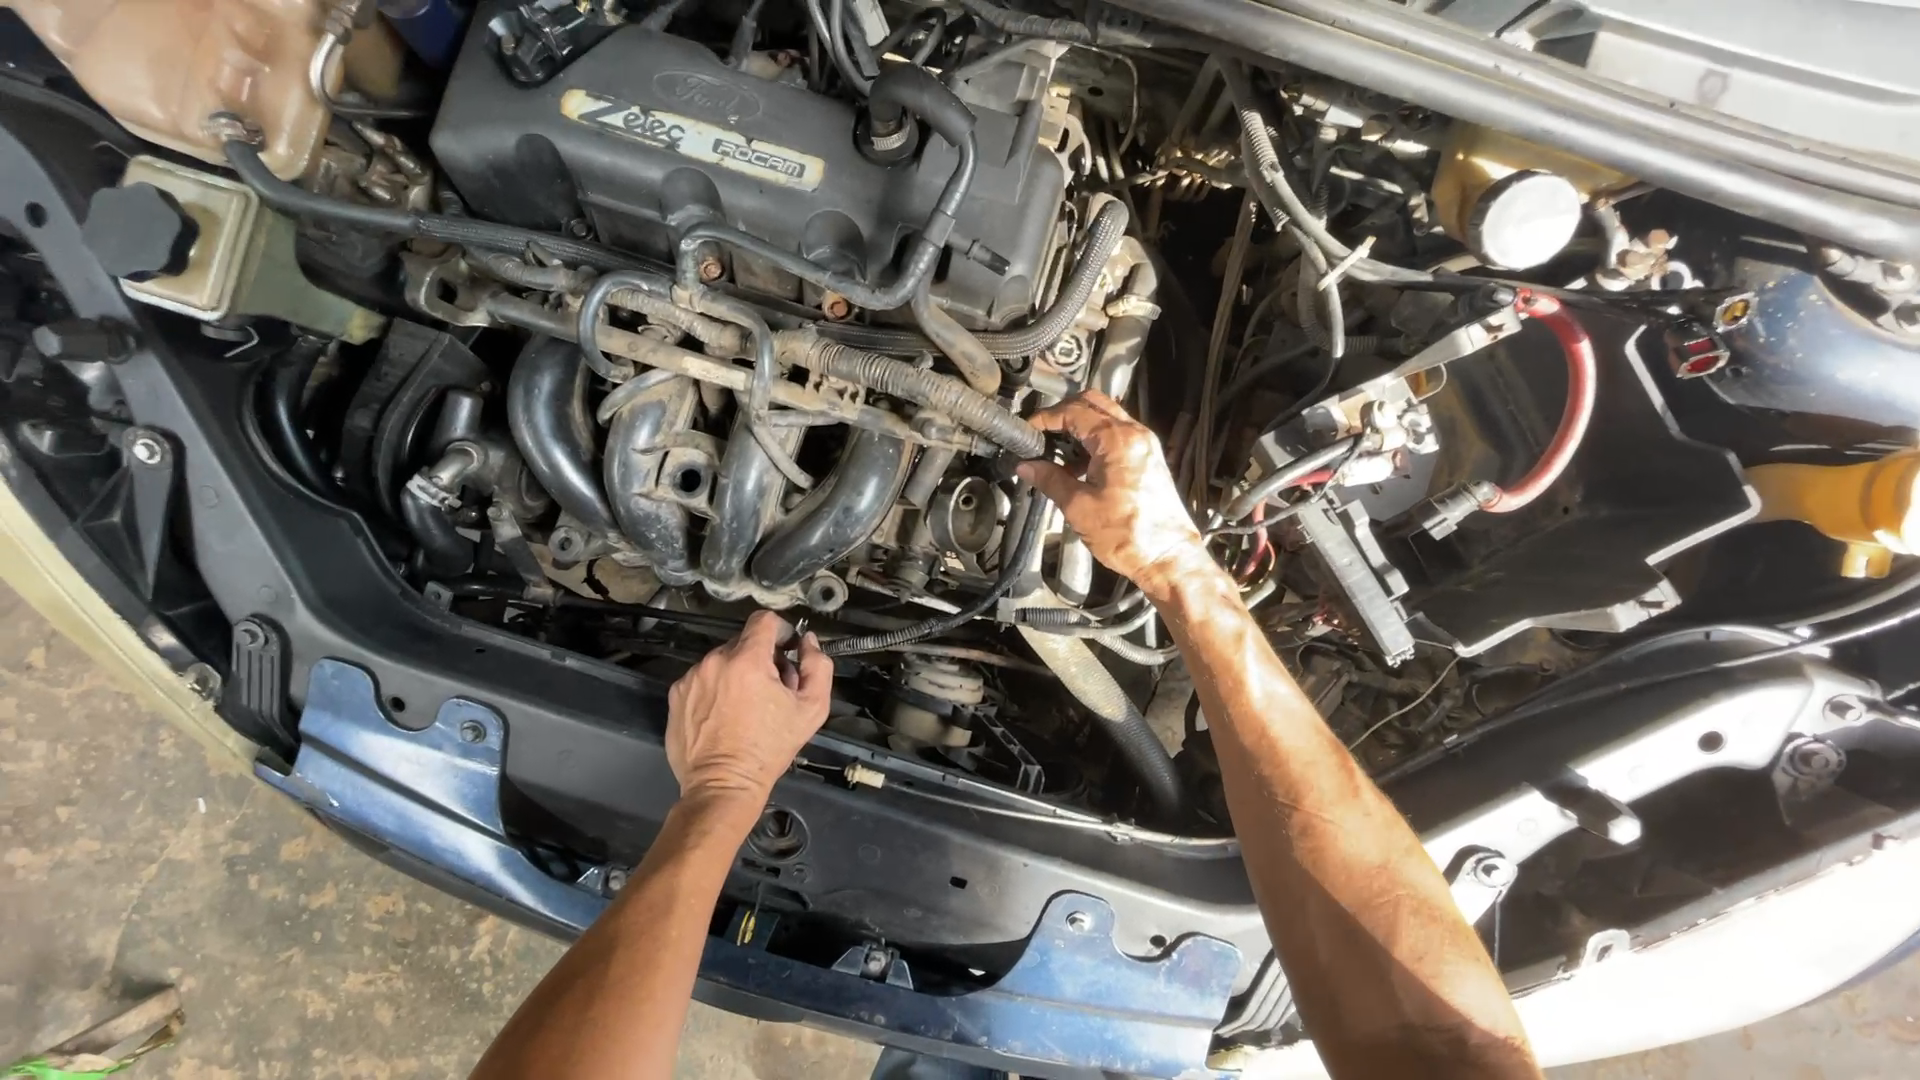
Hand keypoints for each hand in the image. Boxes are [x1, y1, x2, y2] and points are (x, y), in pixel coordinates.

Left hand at [666, 611, 832, 808]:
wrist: (723, 785)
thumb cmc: (769, 748)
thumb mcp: (812, 708)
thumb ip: (818, 666)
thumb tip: (808, 643)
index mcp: (747, 660)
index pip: (764, 620)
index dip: (781, 631)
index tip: (786, 650)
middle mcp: (715, 661)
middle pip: (744, 642)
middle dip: (761, 659)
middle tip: (771, 689)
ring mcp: (692, 677)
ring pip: (722, 661)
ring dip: (736, 673)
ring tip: (746, 706)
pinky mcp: (676, 694)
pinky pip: (702, 679)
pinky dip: (715, 688)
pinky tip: (724, 715)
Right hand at [1015, 390, 1210, 597]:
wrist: (1167, 558)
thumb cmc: (1128, 535)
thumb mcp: (1079, 507)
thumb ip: (1050, 480)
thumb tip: (1027, 466)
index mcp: (1118, 441)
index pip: (1074, 411)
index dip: (1045, 417)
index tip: (1027, 429)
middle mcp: (1135, 435)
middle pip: (1093, 403)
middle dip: (1063, 413)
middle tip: (1040, 432)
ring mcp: (1145, 445)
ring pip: (1106, 417)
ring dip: (1079, 427)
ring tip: (1056, 452)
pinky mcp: (1147, 459)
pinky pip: (1117, 436)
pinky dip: (1095, 441)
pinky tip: (1078, 466)